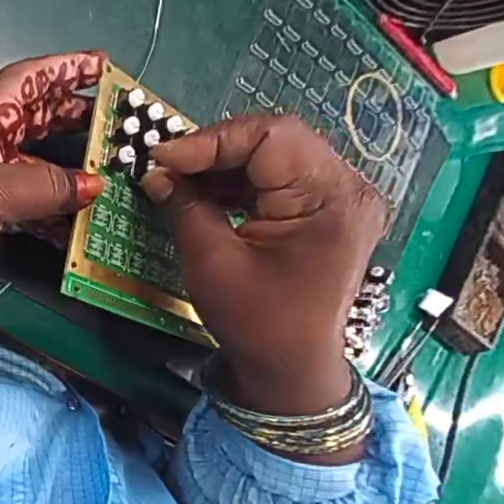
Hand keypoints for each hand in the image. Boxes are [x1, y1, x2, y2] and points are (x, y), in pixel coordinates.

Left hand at [0, 51, 109, 295]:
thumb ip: (46, 186)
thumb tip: (94, 184)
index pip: (30, 80)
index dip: (66, 69)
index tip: (105, 65)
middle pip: (39, 118)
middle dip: (78, 117)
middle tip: (122, 121)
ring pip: (38, 163)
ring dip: (72, 167)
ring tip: (113, 170)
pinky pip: (30, 202)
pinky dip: (54, 208)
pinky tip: (81, 218)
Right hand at [141, 115, 387, 416]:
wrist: (289, 367)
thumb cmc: (256, 321)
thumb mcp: (211, 261)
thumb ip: (185, 206)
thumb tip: (157, 173)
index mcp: (330, 198)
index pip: (270, 136)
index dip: (209, 140)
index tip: (160, 158)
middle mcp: (346, 188)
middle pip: (274, 140)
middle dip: (213, 151)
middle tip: (166, 167)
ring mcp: (337, 199)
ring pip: (272, 156)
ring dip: (220, 165)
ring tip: (177, 180)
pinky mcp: (321, 212)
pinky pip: (274, 179)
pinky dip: (235, 182)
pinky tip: (202, 193)